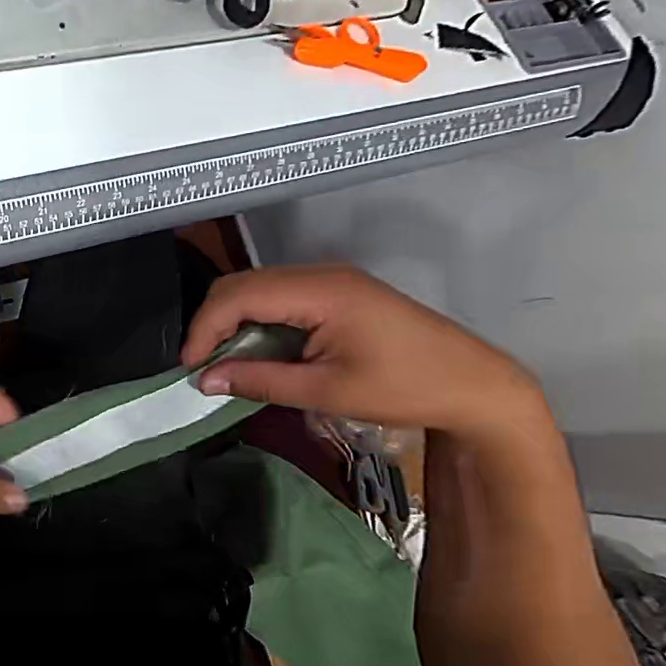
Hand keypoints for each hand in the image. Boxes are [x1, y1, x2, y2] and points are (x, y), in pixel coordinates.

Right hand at [182, 265, 549, 442]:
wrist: (474, 384)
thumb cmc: (404, 388)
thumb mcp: (326, 392)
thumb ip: (260, 381)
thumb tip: (205, 380)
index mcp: (319, 290)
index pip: (238, 295)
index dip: (205, 327)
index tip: (190, 367)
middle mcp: (319, 273)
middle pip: (243, 284)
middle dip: (214, 323)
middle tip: (203, 366)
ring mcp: (330, 278)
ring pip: (258, 288)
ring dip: (234, 322)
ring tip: (224, 362)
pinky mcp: (337, 291)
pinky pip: (280, 297)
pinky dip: (257, 321)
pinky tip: (257, 350)